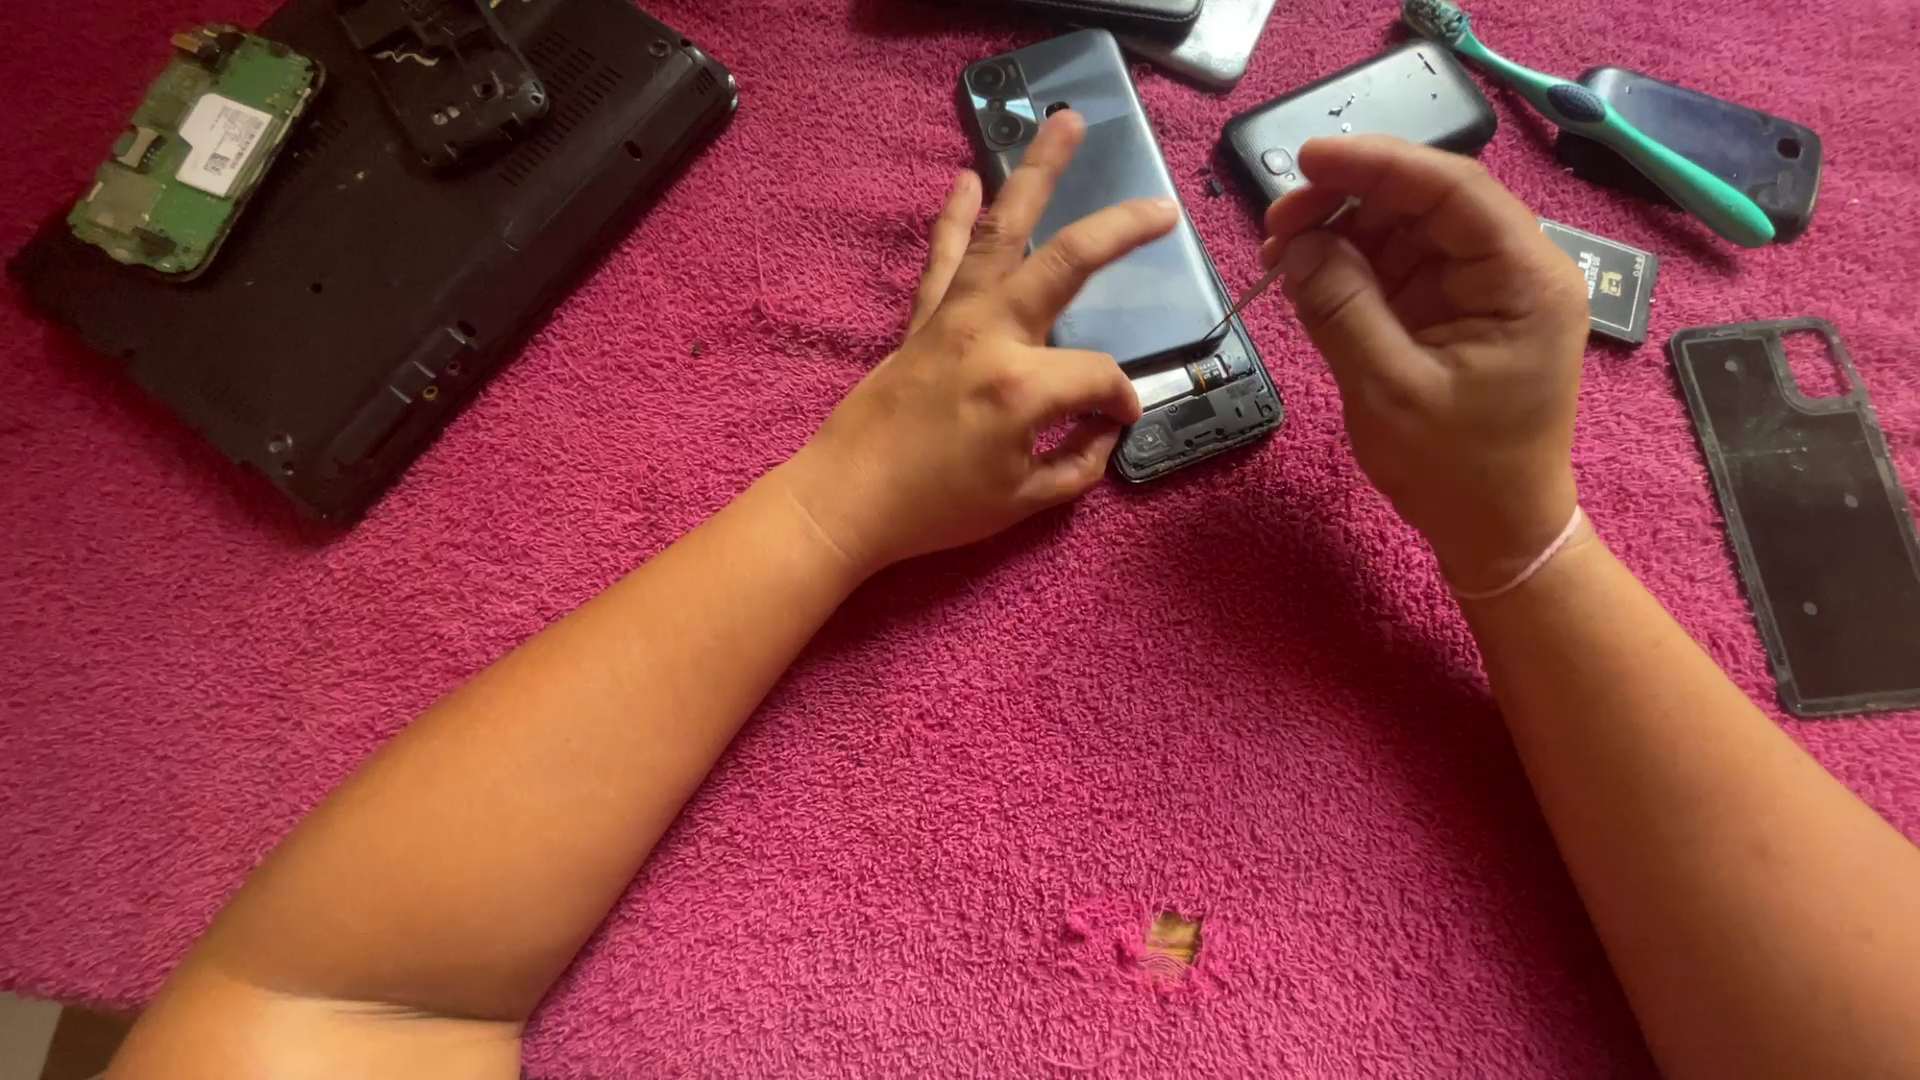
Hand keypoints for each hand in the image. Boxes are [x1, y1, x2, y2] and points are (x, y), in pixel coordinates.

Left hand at [781, 111, 1178, 574]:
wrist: (848, 501)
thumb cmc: (937, 510)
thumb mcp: (1025, 502)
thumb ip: (1081, 465)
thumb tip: (1107, 428)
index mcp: (1024, 387)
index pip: (1098, 377)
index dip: (1119, 400)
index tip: (1118, 419)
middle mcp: (991, 334)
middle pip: (1067, 261)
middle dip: (1120, 229)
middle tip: (1159, 205)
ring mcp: (951, 319)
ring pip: (1000, 233)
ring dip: (1033, 176)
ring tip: (1061, 126)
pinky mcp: (920, 323)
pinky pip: (941, 259)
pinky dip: (954, 217)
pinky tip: (967, 180)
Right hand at [1261, 136, 1592, 593]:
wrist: (1489, 524)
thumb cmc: (1455, 465)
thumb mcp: (1389, 388)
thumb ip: (1342, 310)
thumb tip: (1294, 247)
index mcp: (1521, 278)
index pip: (1450, 191)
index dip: (1376, 166)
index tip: (1306, 161)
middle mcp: (1502, 270)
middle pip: (1420, 205)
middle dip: (1344, 205)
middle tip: (1273, 226)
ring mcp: (1469, 292)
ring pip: (1397, 236)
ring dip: (1335, 238)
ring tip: (1275, 255)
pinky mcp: (1440, 316)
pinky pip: (1386, 275)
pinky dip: (1341, 273)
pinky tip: (1299, 278)